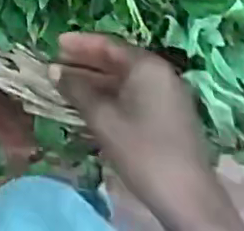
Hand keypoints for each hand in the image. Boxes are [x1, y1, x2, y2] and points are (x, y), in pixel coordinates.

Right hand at [54, 33, 243, 230]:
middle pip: (117, 61)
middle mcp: (160, 73)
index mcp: (147, 65)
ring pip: (125, 80)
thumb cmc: (143, 151)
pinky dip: (112, 96)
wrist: (189, 201)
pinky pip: (135, 95)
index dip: (79, 44)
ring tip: (68, 85)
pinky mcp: (170, 117)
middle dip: (86, 62)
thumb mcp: (103, 119)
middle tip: (57, 63)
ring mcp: (168, 96)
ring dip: (96, 81)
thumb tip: (53, 70)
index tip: (56, 43)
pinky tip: (92, 105)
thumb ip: (77, 90)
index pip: (108, 44)